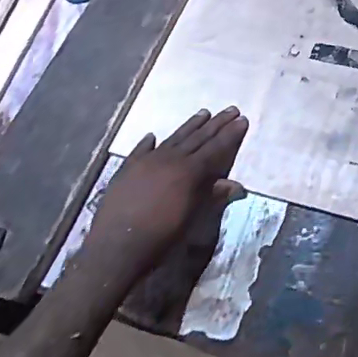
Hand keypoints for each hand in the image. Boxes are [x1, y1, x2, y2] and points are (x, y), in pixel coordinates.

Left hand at [91, 108, 248, 261]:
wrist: (115, 247)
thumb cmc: (160, 236)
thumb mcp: (192, 219)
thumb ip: (212, 197)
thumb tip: (237, 185)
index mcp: (189, 171)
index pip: (215, 147)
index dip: (230, 134)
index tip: (242, 119)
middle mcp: (170, 159)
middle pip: (198, 137)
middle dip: (216, 124)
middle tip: (231, 109)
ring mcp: (147, 161)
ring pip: (174, 138)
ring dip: (190, 125)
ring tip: (204, 113)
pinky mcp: (127, 169)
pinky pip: (141, 150)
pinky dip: (149, 143)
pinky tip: (153, 136)